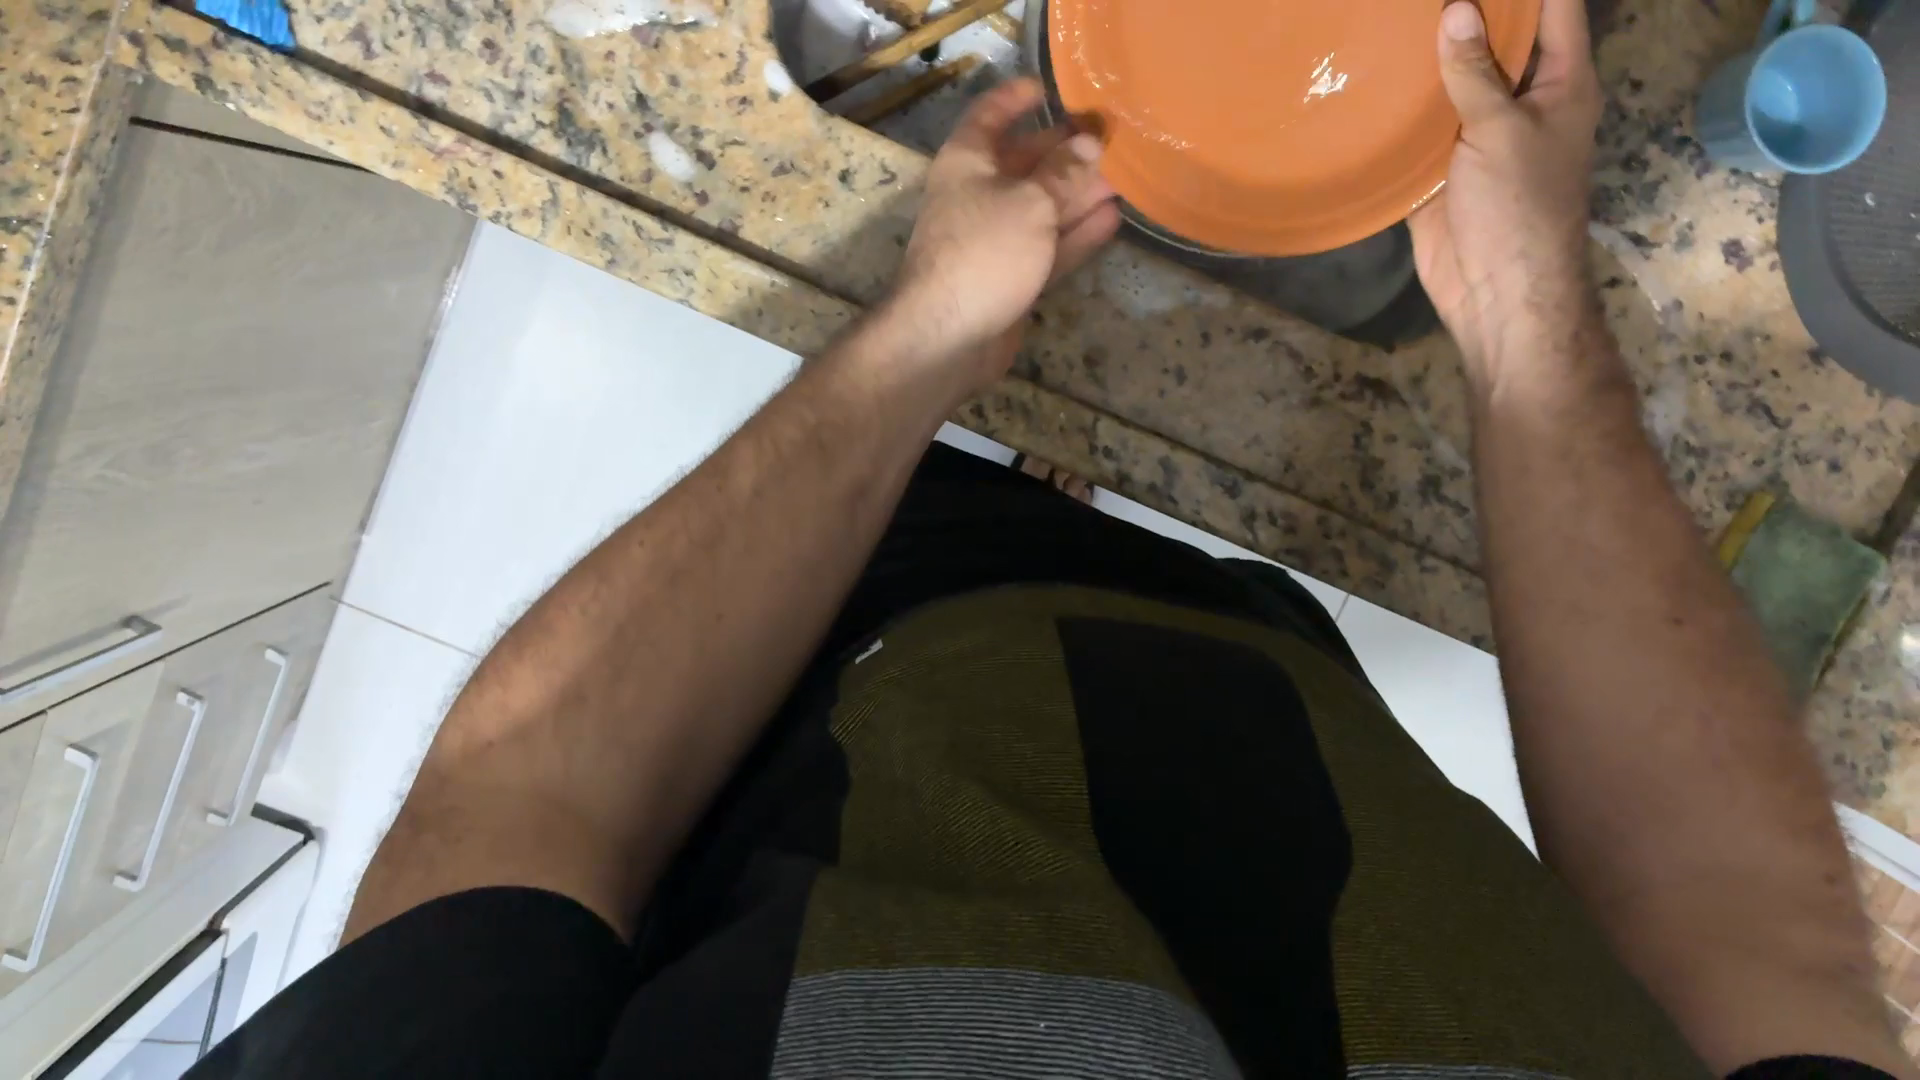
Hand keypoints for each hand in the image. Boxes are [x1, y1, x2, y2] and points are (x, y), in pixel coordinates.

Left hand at [884, 77, 1121, 388]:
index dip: (1016, 98)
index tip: (1048, 88)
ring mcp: (996, 241)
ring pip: (1043, 209)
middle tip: (1111, 140)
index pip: (990, 116)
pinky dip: (1076, 235)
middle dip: (1065, 152)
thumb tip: (1089, 144)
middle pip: (1025, 165)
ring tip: (1124, 178)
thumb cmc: (983, 252)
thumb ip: (1063, 172)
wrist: (948, 336)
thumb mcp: (1029, 202)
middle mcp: (979, 196)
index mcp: (968, 162)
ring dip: (1079, 195)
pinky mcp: (1012, 279)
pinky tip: (1111, 220)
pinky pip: (1048, 248)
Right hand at [1410, 0, 1604, 382]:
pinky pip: (1416, 139)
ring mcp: (1474, 142)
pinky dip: (1396, 120)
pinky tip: (1366, 92)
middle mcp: (1517, 105)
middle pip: (1494, 47)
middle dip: (1464, 18)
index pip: (1552, 10)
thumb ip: (1475, 73)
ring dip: (1422, 68)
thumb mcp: (1501, 129)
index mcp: (1558, 83)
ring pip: (1449, 92)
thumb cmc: (1518, 205)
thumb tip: (1456, 10)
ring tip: (1387, 28)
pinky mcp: (1436, 177)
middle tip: (1415, 3)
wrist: (1493, 288)